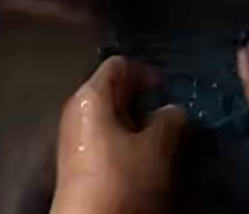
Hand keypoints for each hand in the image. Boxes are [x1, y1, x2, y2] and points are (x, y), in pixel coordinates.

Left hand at [50, 55, 185, 213]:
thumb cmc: (120, 183)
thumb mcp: (156, 152)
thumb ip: (170, 123)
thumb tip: (175, 109)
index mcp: (90, 95)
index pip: (118, 65)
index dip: (145, 72)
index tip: (168, 89)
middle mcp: (76, 108)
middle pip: (112, 89)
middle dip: (142, 99)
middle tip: (169, 116)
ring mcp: (73, 136)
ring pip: (109, 116)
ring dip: (135, 123)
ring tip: (159, 140)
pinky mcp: (75, 163)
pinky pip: (103, 137)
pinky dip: (123, 140)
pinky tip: (140, 160)